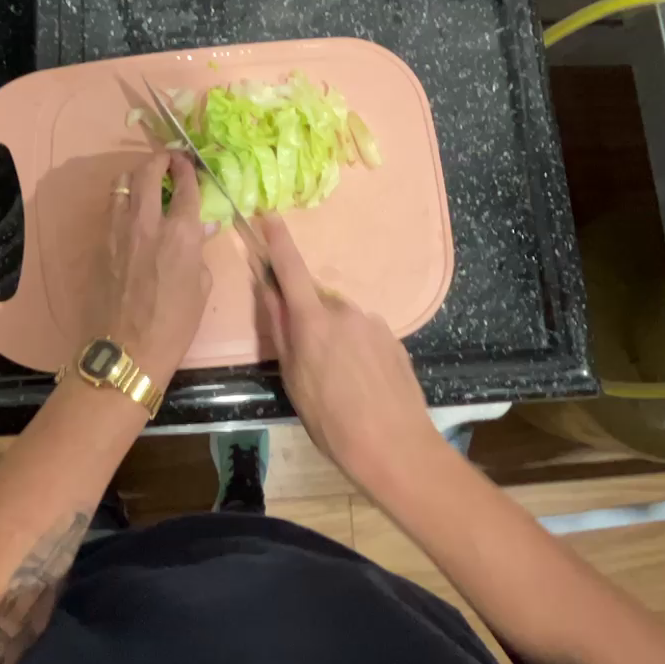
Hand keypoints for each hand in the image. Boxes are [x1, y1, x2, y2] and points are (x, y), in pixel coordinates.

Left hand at [97, 152, 211, 383]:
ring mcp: (119, 230)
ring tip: (146, 180)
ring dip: (136, 175)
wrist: (127, 350)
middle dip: (160, 159)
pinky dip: (123, 199)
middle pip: (148, 172)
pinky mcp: (101, 242)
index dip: (188, 169)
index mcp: (180, 233)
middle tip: (168, 160)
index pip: (185, 186)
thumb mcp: (200, 286)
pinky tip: (132, 209)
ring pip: (122, 183)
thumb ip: (198, 250)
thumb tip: (201, 228)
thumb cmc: (175, 324)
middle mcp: (148, 222)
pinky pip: (112, 208)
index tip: (189, 162)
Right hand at [257, 215, 444, 489]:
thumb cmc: (332, 422)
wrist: (397, 449)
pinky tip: (362, 386)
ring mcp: (373, 324)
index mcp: (313, 320)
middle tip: (309, 367)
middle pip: (316, 304)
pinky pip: (363, 336)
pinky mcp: (394, 340)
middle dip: (308, 323)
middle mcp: (345, 311)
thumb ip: (279, 330)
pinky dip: (356, 353)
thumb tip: (268, 290)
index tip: (269, 214)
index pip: (291, 268)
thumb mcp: (292, 380)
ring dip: (334, 341)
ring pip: (342, 323)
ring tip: (340, 386)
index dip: (277, 240)